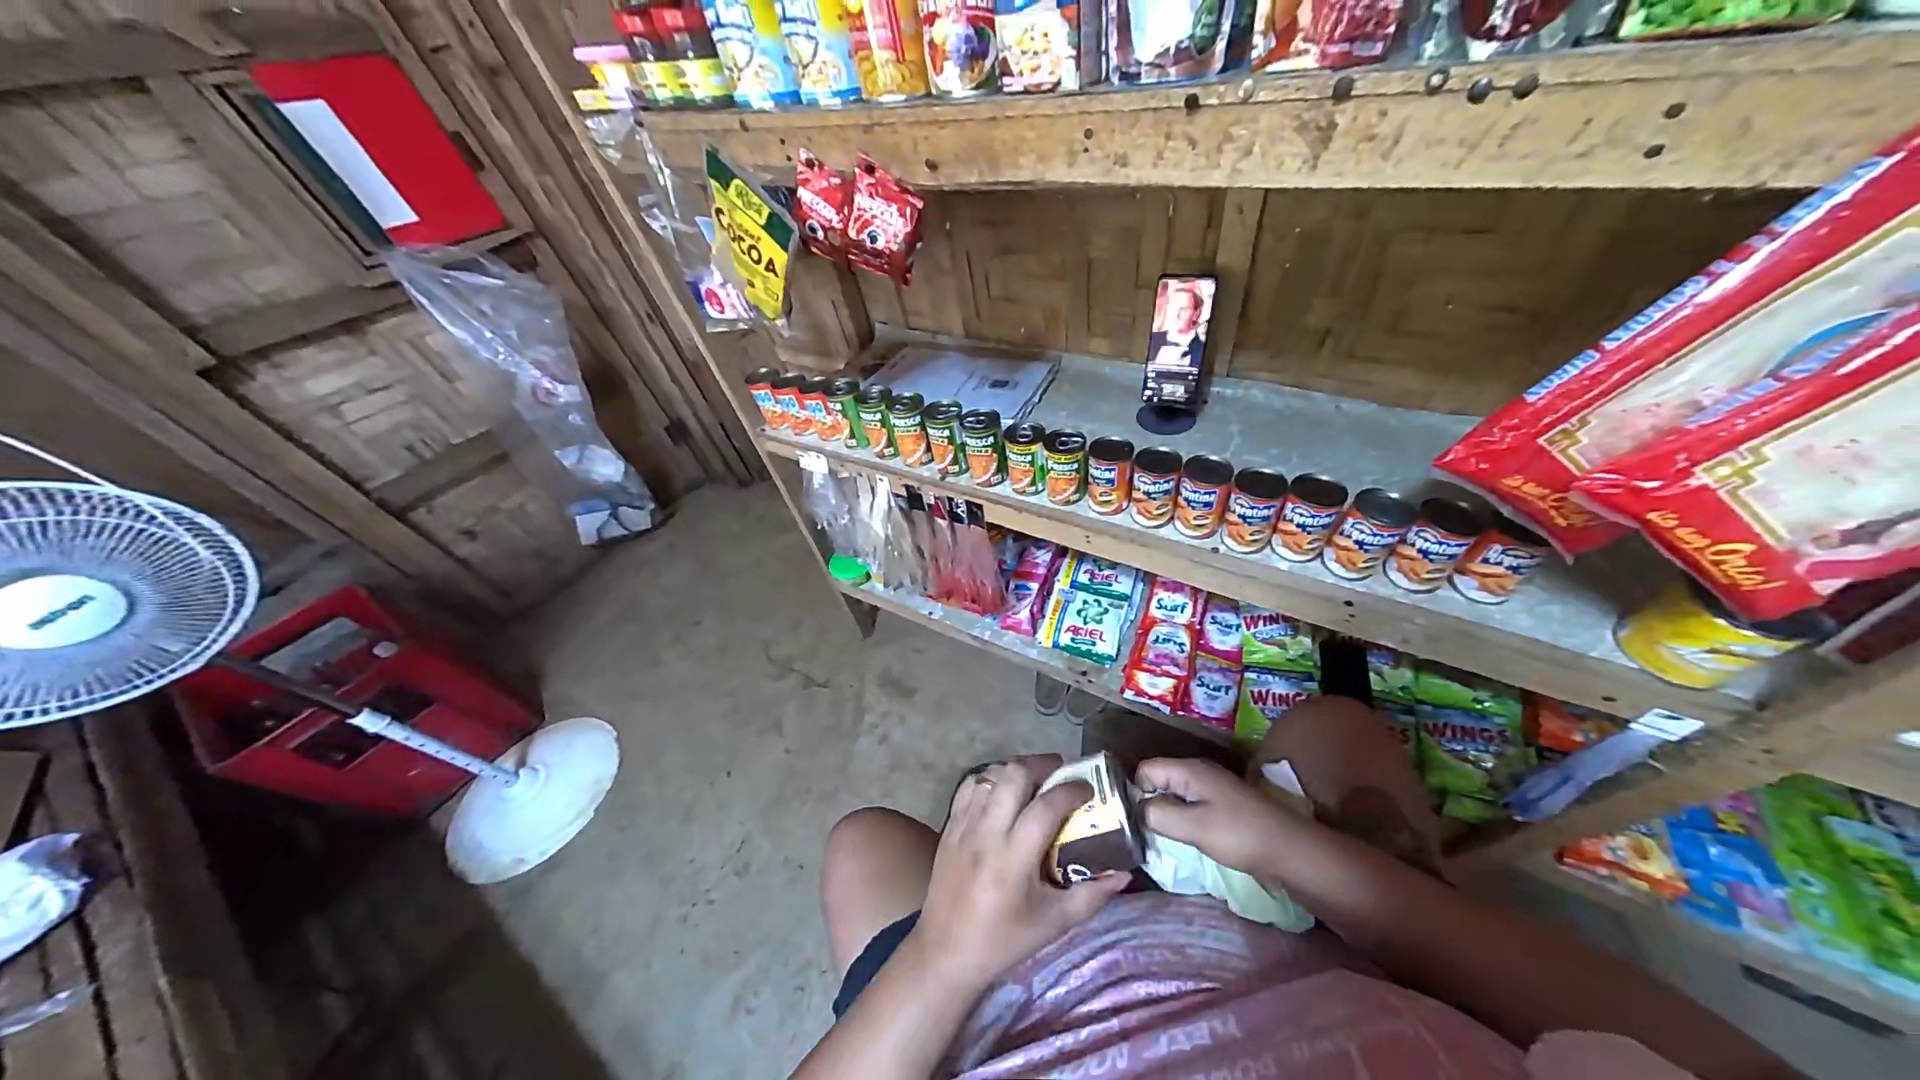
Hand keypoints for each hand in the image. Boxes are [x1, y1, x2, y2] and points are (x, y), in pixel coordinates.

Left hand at [908, 755, 1130, 990]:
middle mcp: (986, 834)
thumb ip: (1092, 895)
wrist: (946, 951)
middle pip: (1012, 775)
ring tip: (1034, 780)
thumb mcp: (1055, 923)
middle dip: (1041, 765)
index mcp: (1013, 859)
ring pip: (990, 776)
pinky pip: (969, 787)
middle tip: (1060, 772)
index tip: (1088, 788)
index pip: (1044, 807)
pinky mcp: (949, 826)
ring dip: (1015, 771)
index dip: (1070, 790)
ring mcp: (963, 826)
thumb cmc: (1004, 940)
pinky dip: (990, 781)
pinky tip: (1004, 792)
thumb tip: (1124, 874)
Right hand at [1136, 757, 1296, 880]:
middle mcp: (1197, 771)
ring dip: (1166, 814)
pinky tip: (1188, 837)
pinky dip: (1182, 820)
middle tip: (1148, 832)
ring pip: (1173, 794)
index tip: (1137, 820)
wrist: (1292, 851)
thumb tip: (1136, 809)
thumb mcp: (1193, 827)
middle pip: (1158, 780)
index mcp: (1189, 770)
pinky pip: (1188, 805)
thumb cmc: (1240, 835)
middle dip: (1149, 803)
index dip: (1136, 792)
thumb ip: (1158, 814)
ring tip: (1165, 837)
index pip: (1145, 770)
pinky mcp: (1221, 804)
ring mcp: (1211, 787)